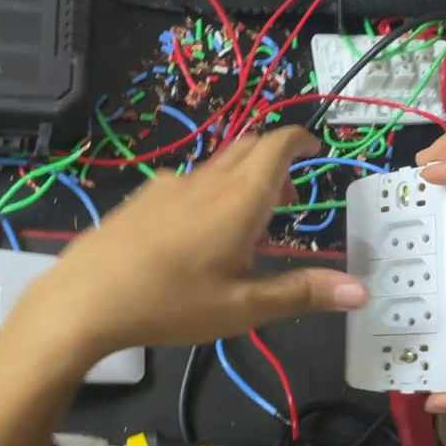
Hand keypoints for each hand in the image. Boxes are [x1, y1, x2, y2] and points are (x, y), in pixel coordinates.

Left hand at [14, 128, 368, 361]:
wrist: (84, 299)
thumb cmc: (172, 302)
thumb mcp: (244, 307)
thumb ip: (302, 294)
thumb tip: (361, 290)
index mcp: (239, 199)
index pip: (276, 145)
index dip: (299, 139)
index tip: (313, 146)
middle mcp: (206, 182)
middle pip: (247, 147)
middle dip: (274, 158)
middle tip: (288, 192)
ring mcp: (168, 187)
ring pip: (217, 165)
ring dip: (242, 178)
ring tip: (249, 221)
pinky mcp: (141, 201)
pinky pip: (189, 182)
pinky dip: (212, 191)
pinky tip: (199, 234)